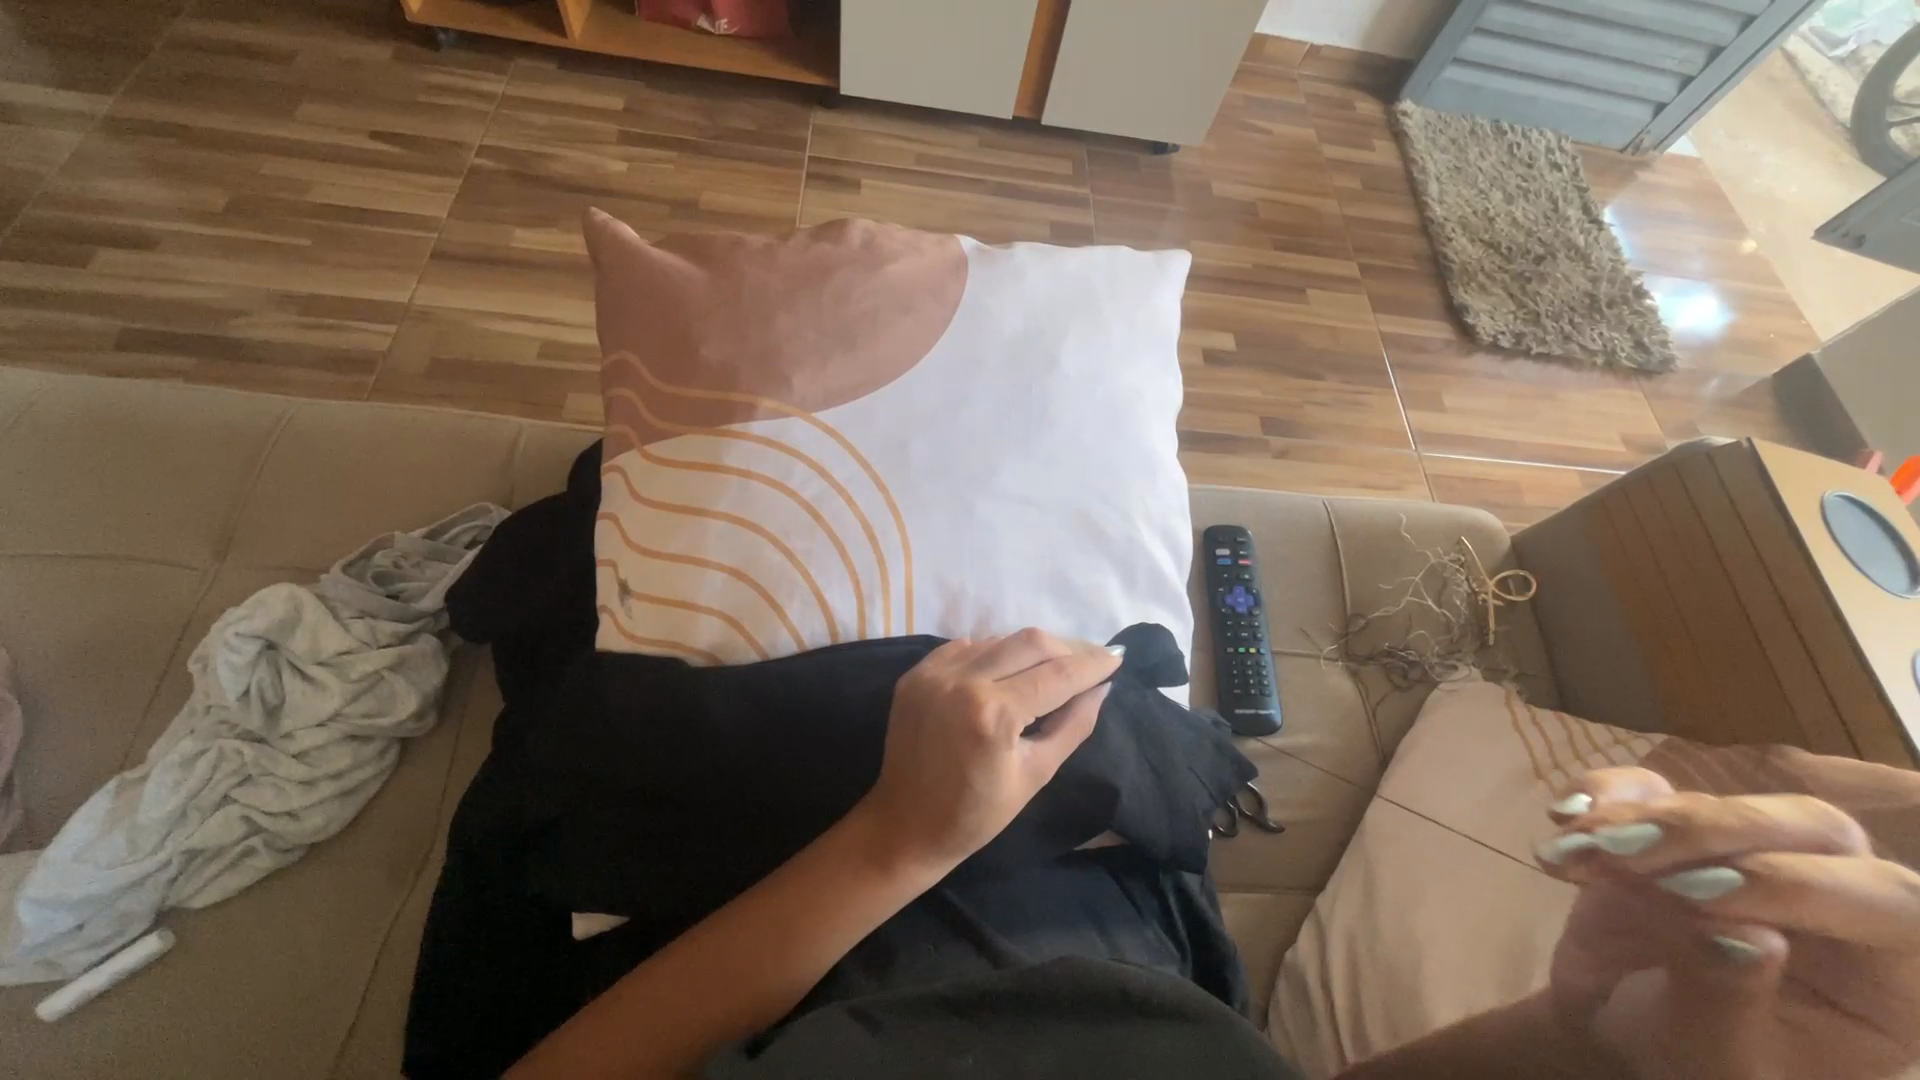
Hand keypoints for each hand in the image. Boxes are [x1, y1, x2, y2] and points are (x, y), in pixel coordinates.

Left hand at [855, 630, 1122, 872]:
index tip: (1116, 657)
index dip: (1092, 665)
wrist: (906, 825)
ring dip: (1030, 650)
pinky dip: (993, 653)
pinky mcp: (916, 673)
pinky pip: (966, 647)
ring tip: (1052, 668)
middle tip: (1089, 662)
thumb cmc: (977, 813)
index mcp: (994, 713)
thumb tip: (1101, 688)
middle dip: (1066, 648)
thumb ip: (1073, 726)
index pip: (1057, 675)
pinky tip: (1007, 671)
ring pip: (998, 640)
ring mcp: (934, 673)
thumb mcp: (1036, 774)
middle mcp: (962, 681)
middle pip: (1029, 642)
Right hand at [1537, 767, 1919, 1079]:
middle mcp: (1829, 901)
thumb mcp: (1712, 1058)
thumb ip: (1728, 999)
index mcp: (1886, 974)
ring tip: (1568, 856)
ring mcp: (1743, 855)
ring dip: (1632, 819)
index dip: (1799, 885)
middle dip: (1706, 830)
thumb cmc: (1690, 1062)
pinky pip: (1648, 786)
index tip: (1692, 896)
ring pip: (1717, 801)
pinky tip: (1561, 816)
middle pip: (1808, 828)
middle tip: (1618, 854)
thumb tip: (1749, 935)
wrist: (1616, 1028)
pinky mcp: (1669, 831)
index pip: (1888, 904)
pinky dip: (1602, 791)